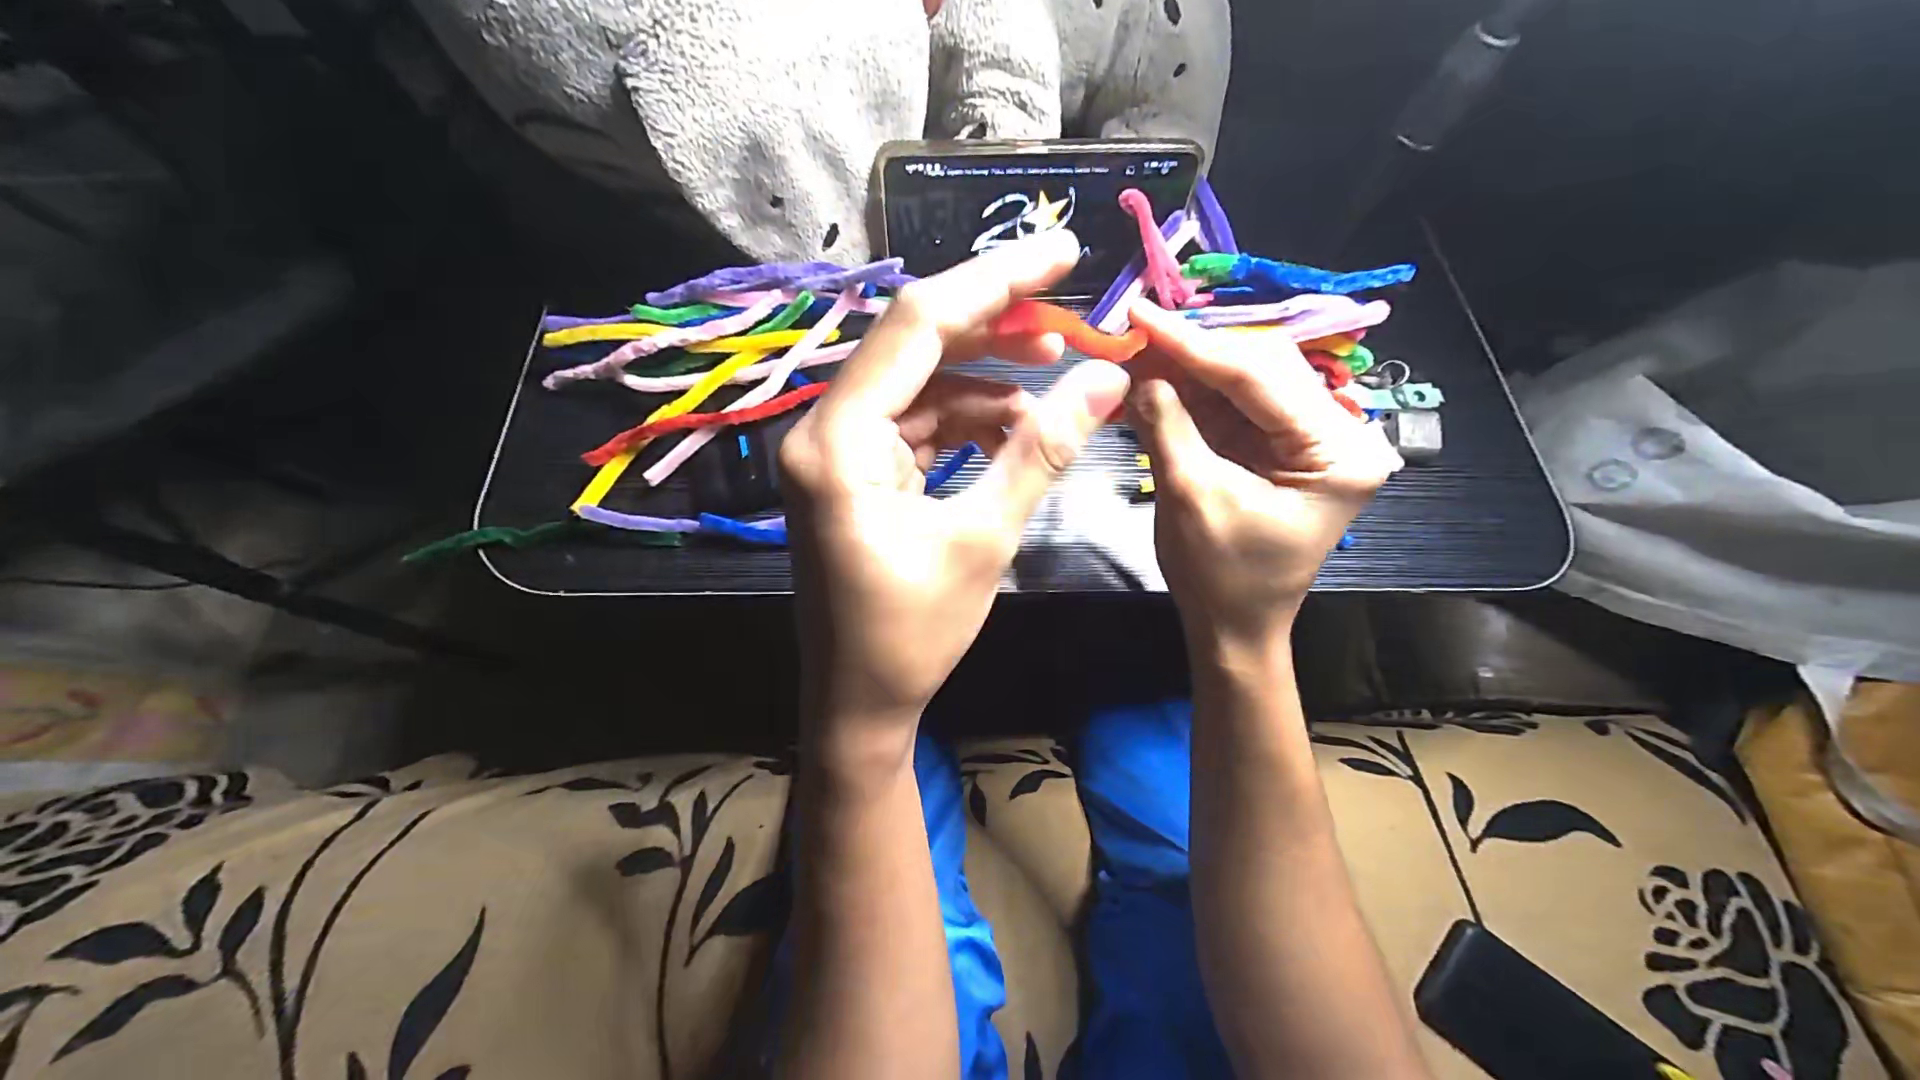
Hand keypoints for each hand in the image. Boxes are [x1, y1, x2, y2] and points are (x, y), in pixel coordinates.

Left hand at [780, 232, 1130, 763]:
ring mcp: (838, 452)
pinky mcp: (857, 473)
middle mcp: (825, 431)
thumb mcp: (983, 540)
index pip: (916, 325)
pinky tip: (1016, 427)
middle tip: (1066, 317)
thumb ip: (1041, 452)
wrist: (860, 703)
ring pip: (920, 384)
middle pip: (914, 344)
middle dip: (993, 326)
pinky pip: (917, 424)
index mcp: (838, 440)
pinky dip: (967, 420)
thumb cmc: (911, 635)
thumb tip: (1107, 379)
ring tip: (1054, 385)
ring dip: (986, 380)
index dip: (992, 281)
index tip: (1061, 253)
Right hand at [1124, 300, 1401, 646]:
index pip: (1260, 379)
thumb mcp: (1191, 498)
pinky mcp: (1275, 448)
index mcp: (1336, 452)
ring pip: (1241, 383)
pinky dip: (1189, 395)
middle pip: (1257, 371)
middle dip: (1190, 352)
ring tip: (1135, 349)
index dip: (1194, 345)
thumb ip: (1167, 426)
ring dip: (1186, 368)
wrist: (1233, 627)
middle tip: (1132, 330)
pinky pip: (1230, 408)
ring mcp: (1305, 440)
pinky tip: (1153, 377)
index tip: (1140, 313)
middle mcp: (1335, 435)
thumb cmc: (1222, 577)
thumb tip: (1139, 370)